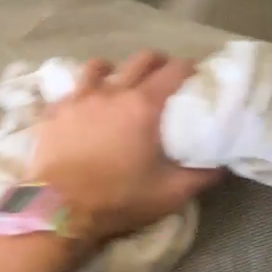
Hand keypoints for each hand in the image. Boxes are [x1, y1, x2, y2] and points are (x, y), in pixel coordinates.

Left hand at [25, 51, 223, 244]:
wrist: (58, 211)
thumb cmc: (116, 200)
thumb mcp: (169, 194)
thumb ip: (201, 175)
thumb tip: (220, 163)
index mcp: (144, 105)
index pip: (176, 70)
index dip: (190, 70)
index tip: (195, 79)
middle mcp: (111, 92)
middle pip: (140, 60)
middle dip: (157, 63)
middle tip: (161, 79)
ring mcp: (77, 100)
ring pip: (98, 66)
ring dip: (114, 70)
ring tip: (116, 84)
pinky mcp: (52, 114)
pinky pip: (68, 92)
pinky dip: (80, 94)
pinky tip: (81, 106)